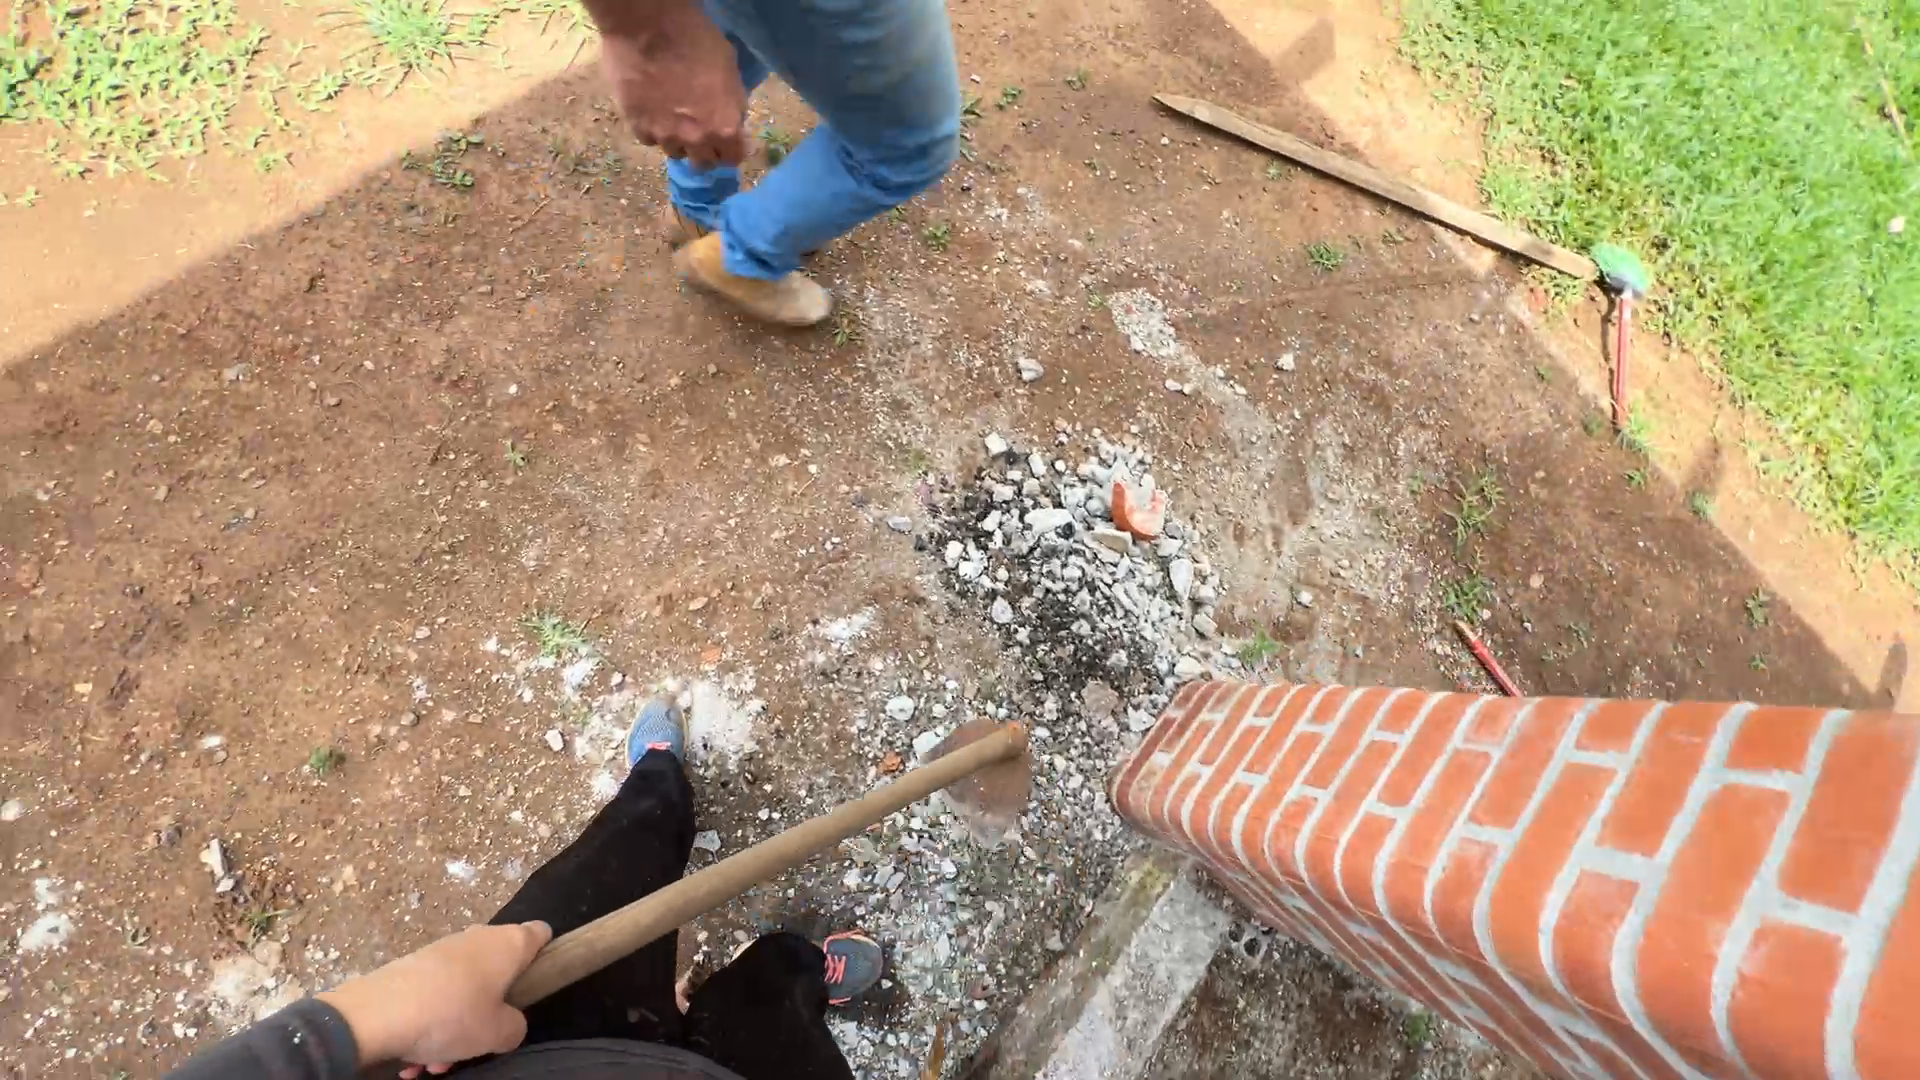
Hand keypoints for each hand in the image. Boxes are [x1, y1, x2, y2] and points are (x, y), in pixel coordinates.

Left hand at [318, 921, 551, 1073]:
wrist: (373, 1014)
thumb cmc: (451, 1015)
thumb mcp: (496, 1034)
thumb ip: (515, 1028)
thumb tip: (510, 1025)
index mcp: (511, 943)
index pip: (542, 933)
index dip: (542, 956)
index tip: (531, 986)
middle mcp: (482, 936)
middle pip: (499, 968)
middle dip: (489, 1005)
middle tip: (475, 1040)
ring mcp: (445, 948)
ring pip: (463, 985)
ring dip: (455, 1021)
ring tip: (432, 1061)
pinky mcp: (413, 964)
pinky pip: (433, 992)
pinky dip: (428, 1019)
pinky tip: (409, 1057)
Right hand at [599, 11, 746, 168]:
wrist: (648, 25)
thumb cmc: (696, 40)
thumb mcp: (731, 70)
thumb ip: (734, 103)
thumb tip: (733, 117)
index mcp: (725, 129)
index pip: (733, 158)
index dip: (730, 149)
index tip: (726, 140)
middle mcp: (697, 141)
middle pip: (704, 163)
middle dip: (704, 150)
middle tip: (698, 132)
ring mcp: (666, 137)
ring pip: (675, 152)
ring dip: (677, 140)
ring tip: (671, 119)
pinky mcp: (639, 126)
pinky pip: (648, 138)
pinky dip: (651, 129)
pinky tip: (650, 111)